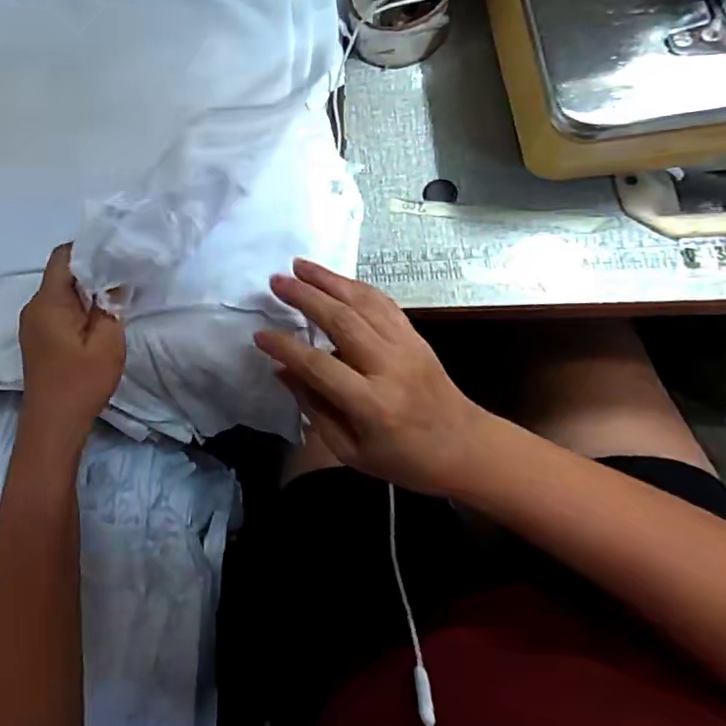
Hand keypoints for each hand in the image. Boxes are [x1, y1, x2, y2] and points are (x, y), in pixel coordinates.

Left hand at [18, 244, 124, 445]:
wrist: (53, 426)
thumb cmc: (81, 382)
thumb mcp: (107, 342)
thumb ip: (111, 305)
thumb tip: (114, 279)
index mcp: (48, 302)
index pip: (63, 256)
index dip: (89, 248)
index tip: (116, 252)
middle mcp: (34, 306)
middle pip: (62, 272)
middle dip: (92, 268)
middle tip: (123, 271)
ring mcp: (33, 323)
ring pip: (61, 291)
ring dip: (86, 289)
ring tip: (115, 293)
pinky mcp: (38, 337)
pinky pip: (58, 308)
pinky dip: (78, 305)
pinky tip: (98, 316)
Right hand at [253, 259, 499, 495]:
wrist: (466, 447)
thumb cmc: (404, 460)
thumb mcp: (351, 451)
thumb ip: (315, 409)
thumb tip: (282, 370)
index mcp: (372, 404)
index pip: (320, 367)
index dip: (286, 348)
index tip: (260, 334)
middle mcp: (390, 367)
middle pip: (343, 321)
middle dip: (305, 297)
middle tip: (276, 281)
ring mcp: (407, 346)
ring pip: (363, 302)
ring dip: (329, 280)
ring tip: (299, 265)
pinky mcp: (416, 336)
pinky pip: (383, 303)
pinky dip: (356, 286)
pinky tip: (335, 279)